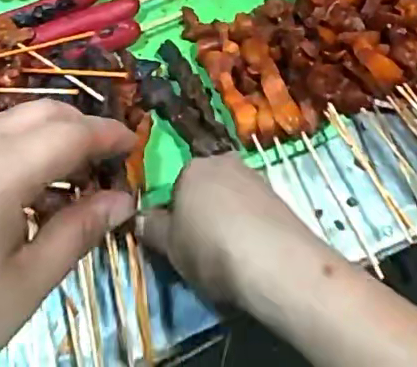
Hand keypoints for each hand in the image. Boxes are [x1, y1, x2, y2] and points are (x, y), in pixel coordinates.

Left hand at [0, 102, 135, 366]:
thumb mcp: (22, 288)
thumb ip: (78, 232)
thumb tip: (124, 200)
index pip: (71, 133)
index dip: (109, 135)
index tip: (135, 146)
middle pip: (42, 112)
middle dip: (82, 126)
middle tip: (106, 160)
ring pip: (12, 120)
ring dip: (49, 133)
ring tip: (69, 176)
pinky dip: (18, 146)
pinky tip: (22, 189)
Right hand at [137, 152, 333, 307]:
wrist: (271, 256)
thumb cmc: (209, 247)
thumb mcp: (168, 246)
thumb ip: (152, 228)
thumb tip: (141, 216)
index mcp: (192, 167)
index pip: (174, 187)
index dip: (172, 215)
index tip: (174, 241)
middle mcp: (223, 161)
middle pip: (205, 186)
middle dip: (200, 210)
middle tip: (199, 246)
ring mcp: (253, 174)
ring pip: (229, 194)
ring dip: (225, 215)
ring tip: (226, 251)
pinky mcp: (275, 192)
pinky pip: (251, 205)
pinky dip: (246, 221)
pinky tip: (248, 247)